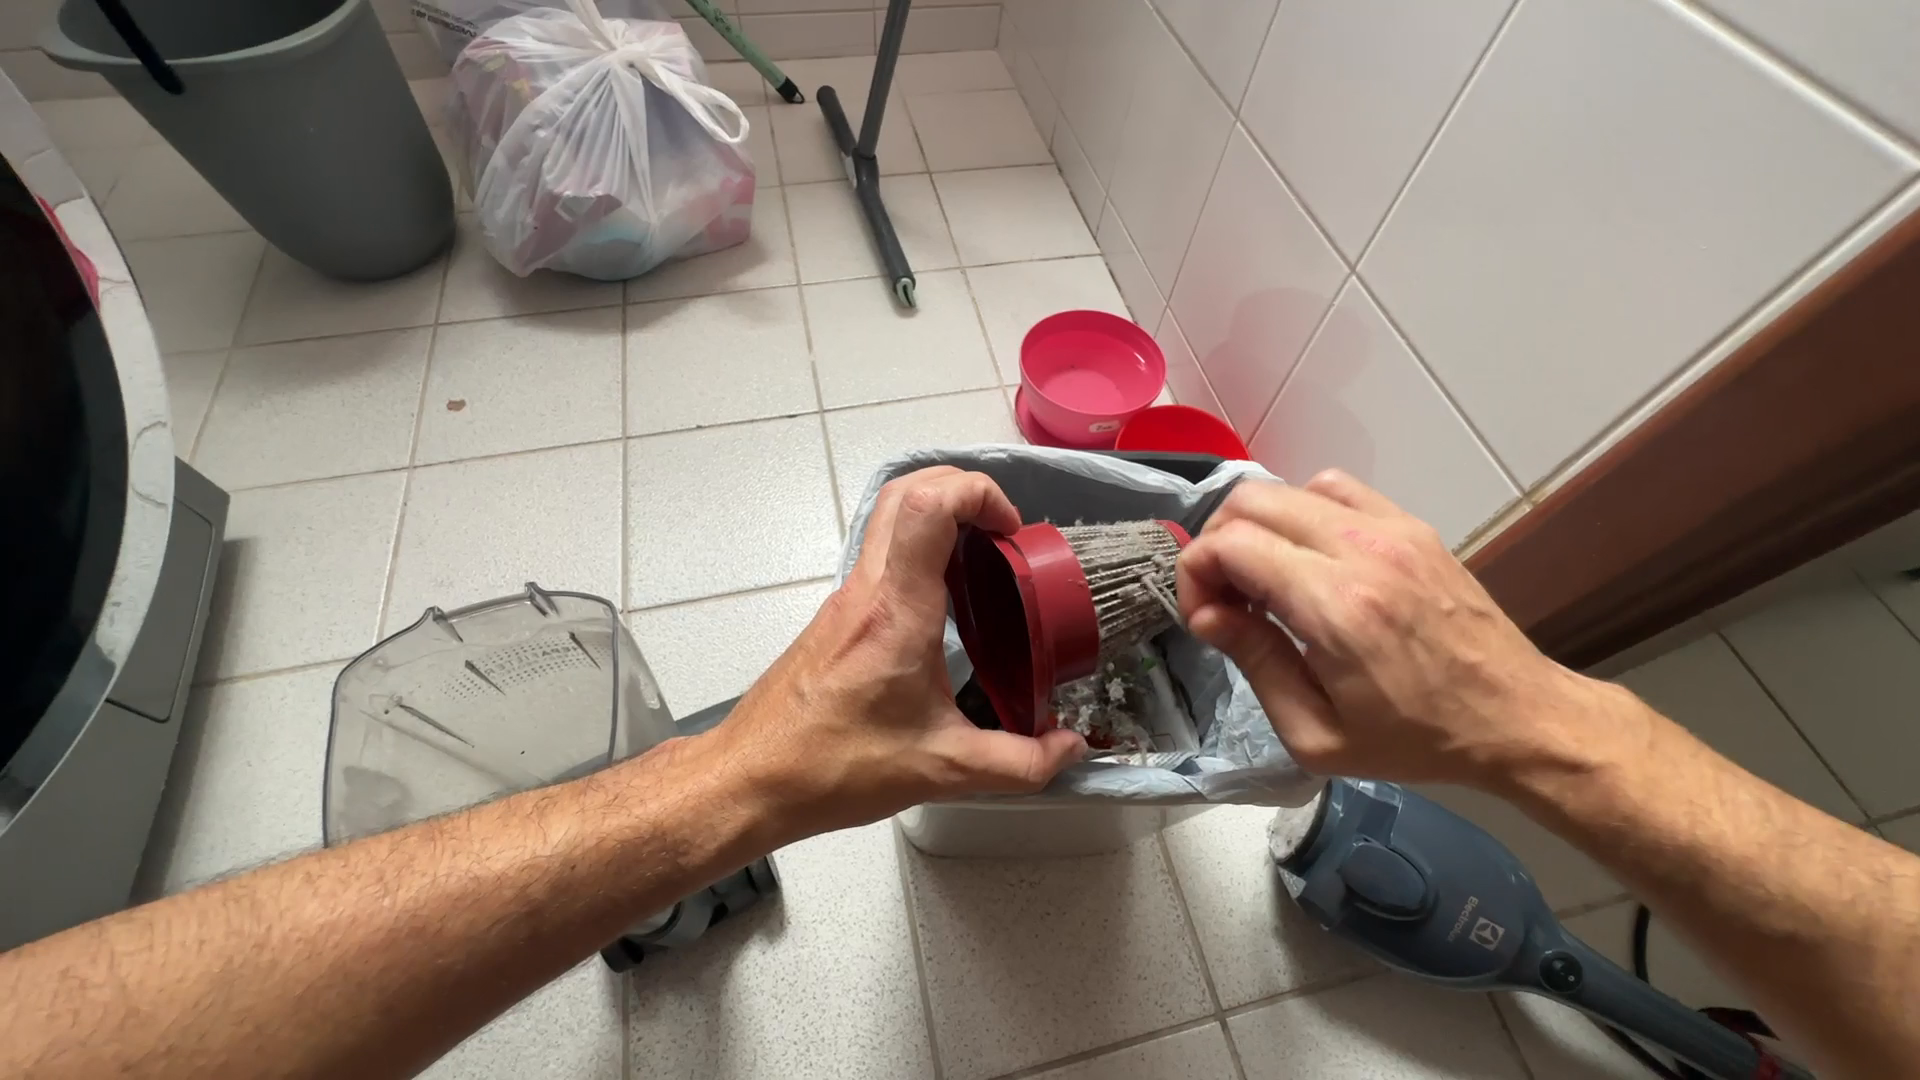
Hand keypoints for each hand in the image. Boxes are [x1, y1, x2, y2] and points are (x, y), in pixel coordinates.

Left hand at [712, 467, 1086, 837]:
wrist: (751, 778)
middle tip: (1003, 532)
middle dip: (963, 488)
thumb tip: (1071, 752)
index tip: (1011, 531)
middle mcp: (870, 588)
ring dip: (941, 516)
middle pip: (907, 489)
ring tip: (985, 563)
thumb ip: (1019, 764)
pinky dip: (922, 551)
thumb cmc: (838, 766)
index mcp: (898, 609)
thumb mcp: (943, 770)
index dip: (978, 493)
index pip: (928, 504)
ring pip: (891, 518)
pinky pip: (884, 556)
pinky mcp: (838, 615)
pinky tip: (949, 605)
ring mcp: (848, 597)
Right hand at [1176, 470, 1619, 791]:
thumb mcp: (1315, 733)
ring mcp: (1392, 528)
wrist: (1520, 719)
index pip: (1229, 544)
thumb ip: (1253, 662)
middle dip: (1214, 543)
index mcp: (1335, 606)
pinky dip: (1298, 511)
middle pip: (1249, 501)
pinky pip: (1331, 488)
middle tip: (1223, 595)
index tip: (1203, 616)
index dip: (1194, 573)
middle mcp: (1361, 550)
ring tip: (1260, 577)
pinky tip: (1305, 556)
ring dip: (1254, 526)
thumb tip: (1206, 612)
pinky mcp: (1411, 525)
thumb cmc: (1413, 739)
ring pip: (1285, 487)